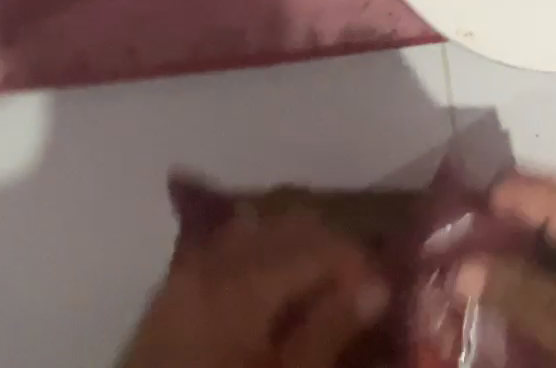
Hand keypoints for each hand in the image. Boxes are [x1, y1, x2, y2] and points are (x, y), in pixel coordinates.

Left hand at [126, 203, 389, 367]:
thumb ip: (330, 329)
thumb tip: (378, 284)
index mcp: (249, 276)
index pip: (322, 245)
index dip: (359, 262)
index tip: (384, 288)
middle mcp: (219, 256)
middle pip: (290, 226)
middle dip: (328, 248)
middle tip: (355, 288)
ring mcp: (190, 268)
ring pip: (257, 228)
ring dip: (292, 245)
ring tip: (315, 286)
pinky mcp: (171, 288)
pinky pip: (224, 245)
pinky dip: (255, 252)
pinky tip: (268, 284)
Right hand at [456, 172, 555, 367]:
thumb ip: (517, 291)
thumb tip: (458, 263)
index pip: (523, 189)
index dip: (477, 208)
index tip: (434, 237)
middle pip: (533, 217)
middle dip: (490, 244)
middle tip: (442, 274)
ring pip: (548, 250)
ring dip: (511, 273)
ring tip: (464, 297)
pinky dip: (539, 291)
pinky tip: (510, 314)